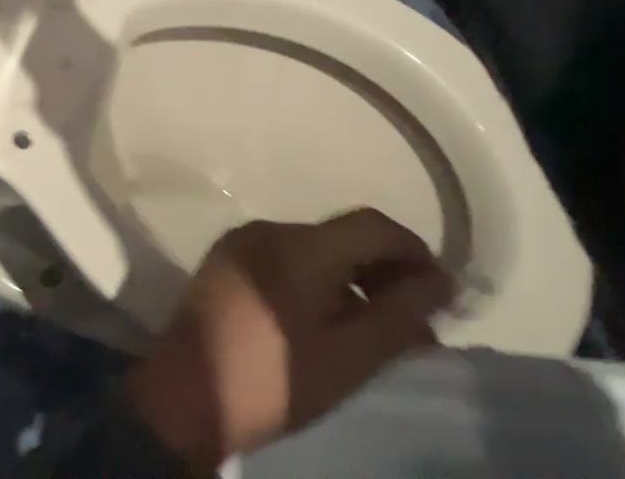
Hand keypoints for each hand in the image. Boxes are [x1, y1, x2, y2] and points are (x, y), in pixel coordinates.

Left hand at [125, 209, 454, 472]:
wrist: (182, 397)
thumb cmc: (271, 380)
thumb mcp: (349, 357)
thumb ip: (400, 315)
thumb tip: (442, 282)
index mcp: (297, 244)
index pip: (372, 225)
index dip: (415, 253)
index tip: (441, 297)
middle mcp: (266, 230)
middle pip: (342, 236)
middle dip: (385, 274)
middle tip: (418, 326)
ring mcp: (239, 244)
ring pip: (314, 251)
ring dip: (352, 282)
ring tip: (378, 334)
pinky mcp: (224, 264)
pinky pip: (284, 262)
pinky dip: (316, 284)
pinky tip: (330, 326)